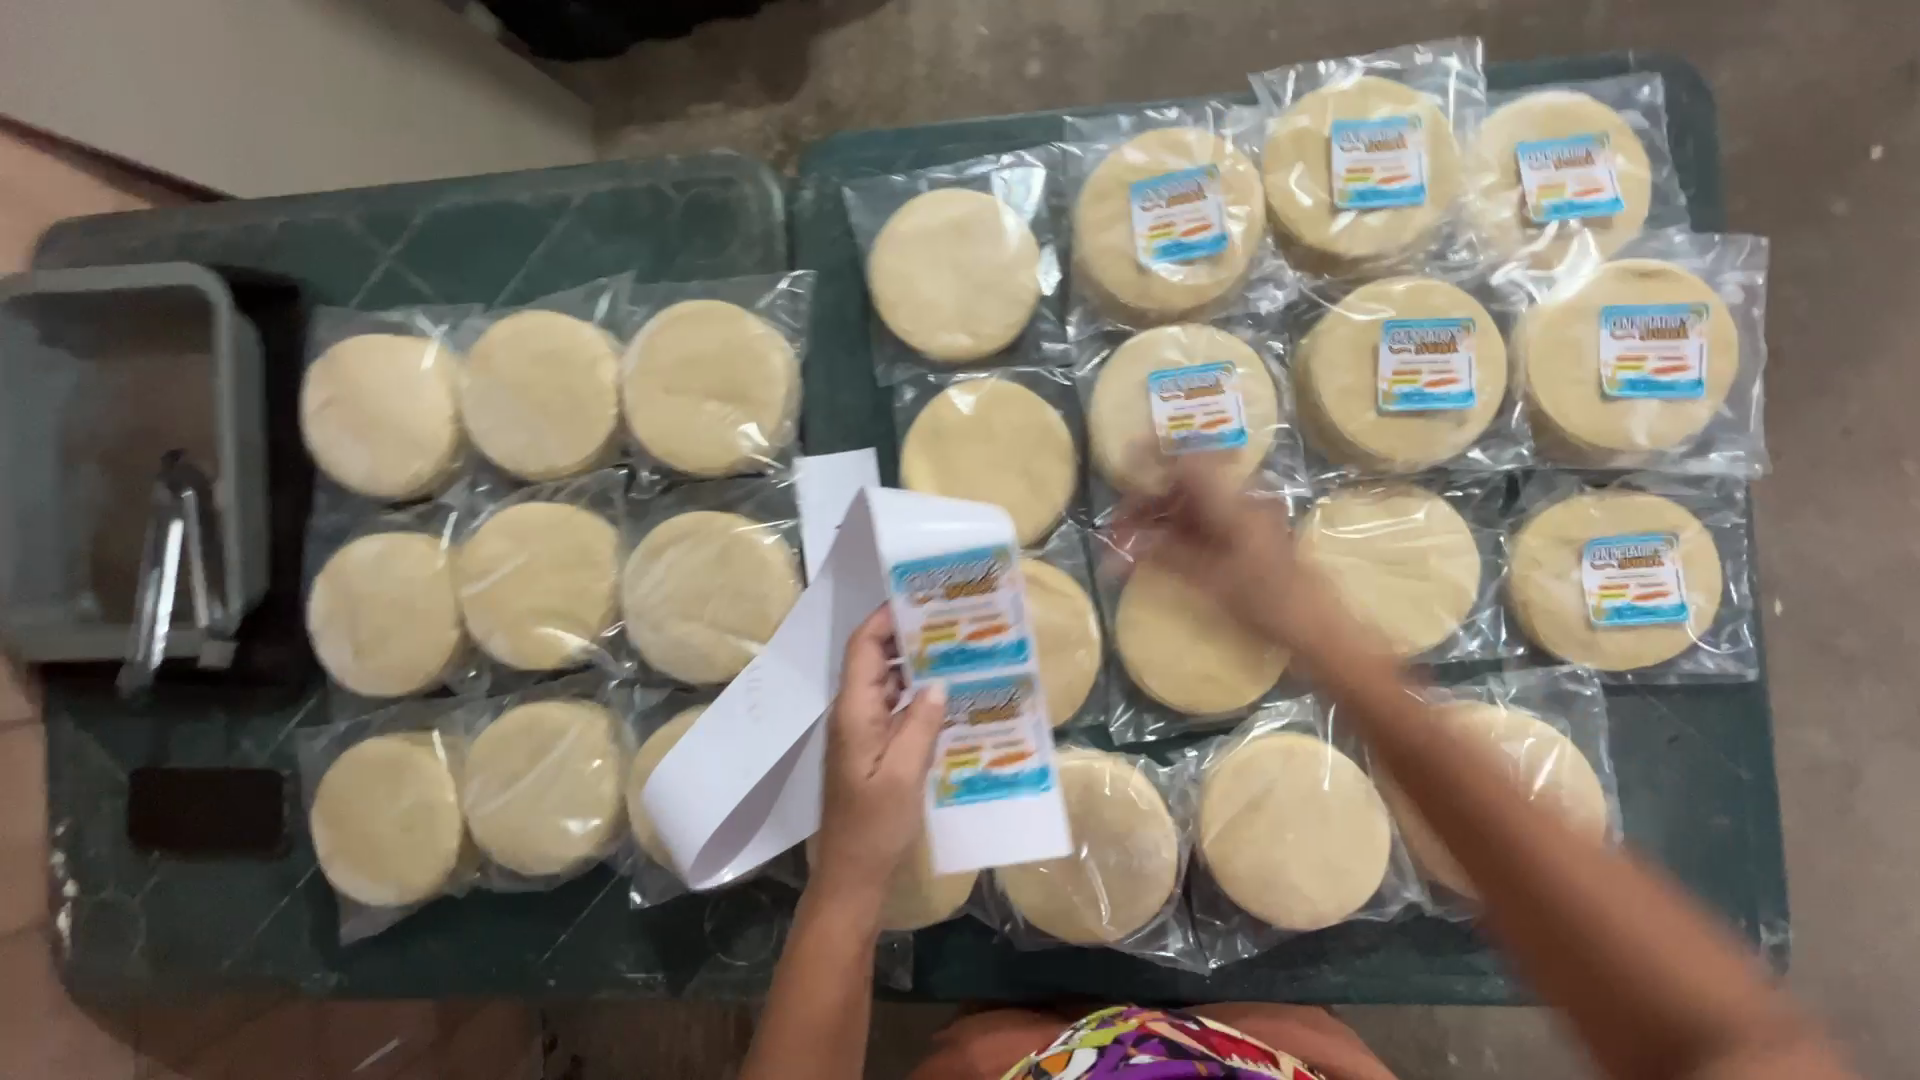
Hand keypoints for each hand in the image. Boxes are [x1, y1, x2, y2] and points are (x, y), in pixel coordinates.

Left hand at [811, 606, 945, 912]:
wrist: (851, 876)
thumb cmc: (874, 826)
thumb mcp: (904, 774)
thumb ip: (921, 724)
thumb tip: (938, 682)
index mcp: (853, 712)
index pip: (863, 647)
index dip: (885, 618)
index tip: (921, 599)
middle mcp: (853, 714)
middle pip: (874, 660)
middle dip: (908, 638)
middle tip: (951, 623)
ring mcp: (862, 733)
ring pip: (887, 685)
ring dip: (916, 668)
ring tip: (957, 653)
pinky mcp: (873, 750)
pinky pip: (895, 710)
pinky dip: (918, 699)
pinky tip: (950, 699)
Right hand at [1109, 454, 1317, 646]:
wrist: (1318, 627)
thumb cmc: (1269, 603)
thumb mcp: (1212, 581)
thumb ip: (1166, 556)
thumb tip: (1123, 546)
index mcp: (1233, 504)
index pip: (1189, 463)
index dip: (1155, 457)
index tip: (1125, 463)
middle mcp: (1237, 503)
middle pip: (1181, 488)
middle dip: (1144, 504)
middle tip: (1113, 530)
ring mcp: (1241, 521)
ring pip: (1187, 508)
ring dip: (1155, 522)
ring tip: (1124, 547)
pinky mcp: (1242, 539)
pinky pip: (1200, 526)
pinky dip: (1173, 536)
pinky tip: (1151, 553)